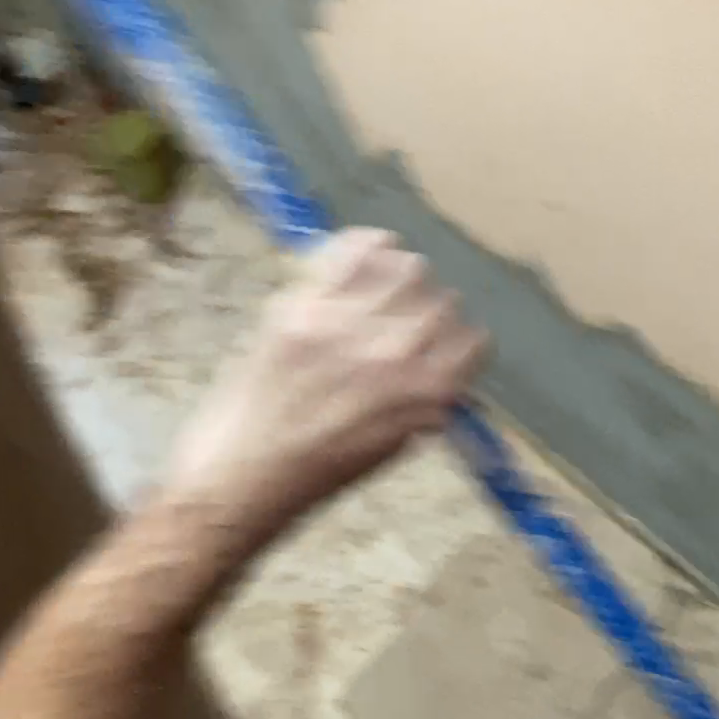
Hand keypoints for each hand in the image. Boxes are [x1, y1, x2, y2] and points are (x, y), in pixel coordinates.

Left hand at [163, 228, 487, 524]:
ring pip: (408, 266)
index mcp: (426, 393)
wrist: (243, 473)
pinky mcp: (304, 303)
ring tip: (383, 291)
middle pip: (443, 300)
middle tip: (405, 322)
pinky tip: (365, 255)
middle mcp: (396, 351)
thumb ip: (425, 404)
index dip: (459, 343)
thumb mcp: (393, 448)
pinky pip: (354, 248)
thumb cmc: (319, 472)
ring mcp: (348, 323)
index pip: (474, 340)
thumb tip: (445, 369)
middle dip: (430, 312)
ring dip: (402, 279)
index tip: (444, 345)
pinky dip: (367, 245)